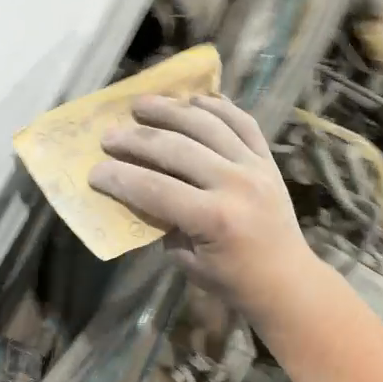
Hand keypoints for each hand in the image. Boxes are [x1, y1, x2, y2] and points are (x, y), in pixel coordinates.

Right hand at [89, 94, 313, 321]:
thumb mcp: (187, 262)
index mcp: (214, 218)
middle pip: (176, 150)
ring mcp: (255, 167)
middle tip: (108, 135)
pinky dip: (216, 107)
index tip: (94, 170)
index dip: (120, 178)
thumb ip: (163, 224)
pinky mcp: (267, 159)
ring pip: (207, 125)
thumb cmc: (233, 280)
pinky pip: (241, 122)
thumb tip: (138, 189)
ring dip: (170, 111)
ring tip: (141, 104)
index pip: (155, 189)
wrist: (288, 280)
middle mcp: (235, 184)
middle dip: (136, 140)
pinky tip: (191, 100)